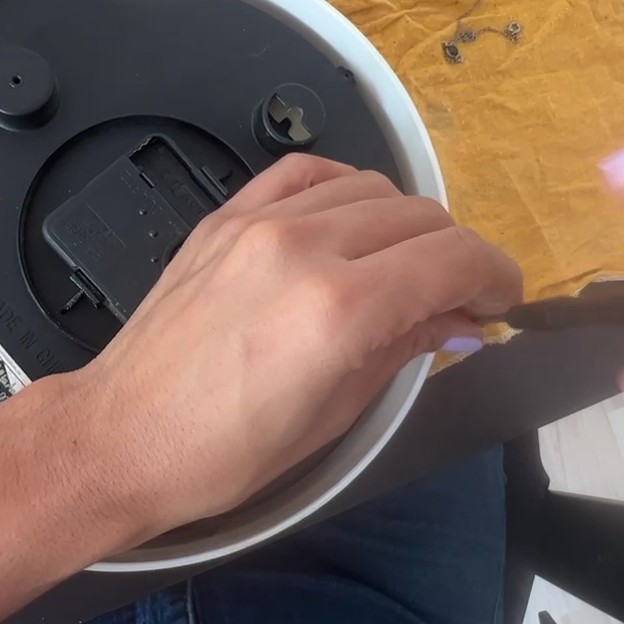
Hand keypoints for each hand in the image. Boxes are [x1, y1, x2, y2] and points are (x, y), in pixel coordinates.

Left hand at [67, 154, 521, 536]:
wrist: (122, 433)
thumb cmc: (226, 451)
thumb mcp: (336, 414)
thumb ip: (407, 348)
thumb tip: (461, 321)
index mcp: (338, 309)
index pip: (453, 258)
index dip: (496, 276)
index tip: (501, 301)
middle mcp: (303, 247)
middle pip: (422, 217)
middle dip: (457, 256)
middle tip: (458, 298)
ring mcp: (260, 222)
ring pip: (372, 187)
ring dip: (407, 224)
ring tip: (402, 266)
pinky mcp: (227, 215)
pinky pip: (307, 172)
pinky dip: (345, 189)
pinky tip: (349, 221)